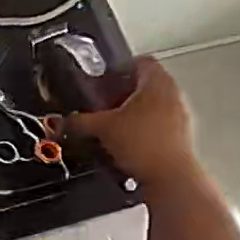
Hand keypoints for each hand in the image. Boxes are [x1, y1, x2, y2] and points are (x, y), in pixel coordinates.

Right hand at [64, 56, 199, 191]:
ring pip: (152, 107)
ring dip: (132, 115)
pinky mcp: (180, 138)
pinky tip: (126, 147)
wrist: (168, 177)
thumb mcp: (101, 129)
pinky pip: (157, 127)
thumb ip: (78, 122)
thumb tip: (59, 122)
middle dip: (122, 95)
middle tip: (103, 106)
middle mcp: (173, 94)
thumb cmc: (141, 143)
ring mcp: (180, 116)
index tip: (104, 81)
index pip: (140, 62)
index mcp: (157, 81)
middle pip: (145, 86)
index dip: (119, 69)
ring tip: (112, 129)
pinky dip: (141, 132)